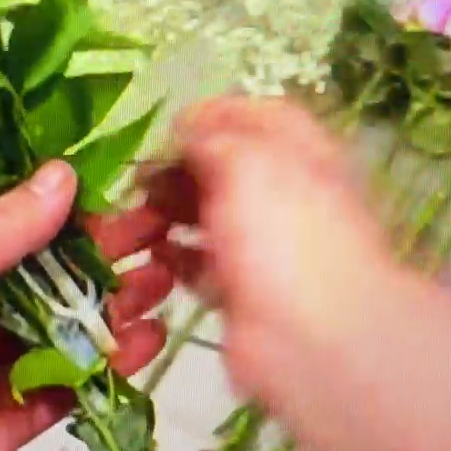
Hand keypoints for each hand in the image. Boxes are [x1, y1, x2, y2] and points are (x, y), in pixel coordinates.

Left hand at [0, 162, 173, 450]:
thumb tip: (63, 176)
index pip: (16, 226)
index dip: (73, 212)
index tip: (131, 196)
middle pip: (48, 278)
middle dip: (107, 259)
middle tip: (168, 240)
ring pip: (62, 334)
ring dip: (113, 311)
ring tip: (167, 287)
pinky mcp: (1, 427)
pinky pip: (61, 393)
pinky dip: (102, 373)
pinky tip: (143, 350)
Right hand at [141, 97, 413, 411]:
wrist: (312, 337)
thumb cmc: (285, 235)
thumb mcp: (249, 163)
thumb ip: (213, 138)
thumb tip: (186, 130)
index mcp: (302, 156)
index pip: (261, 117)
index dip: (217, 114)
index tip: (171, 125)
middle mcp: (286, 197)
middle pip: (229, 169)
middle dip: (183, 167)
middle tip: (142, 175)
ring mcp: (264, 247)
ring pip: (210, 216)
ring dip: (172, 211)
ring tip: (137, 213)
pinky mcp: (241, 290)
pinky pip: (201, 265)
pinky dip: (176, 257)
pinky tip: (154, 252)